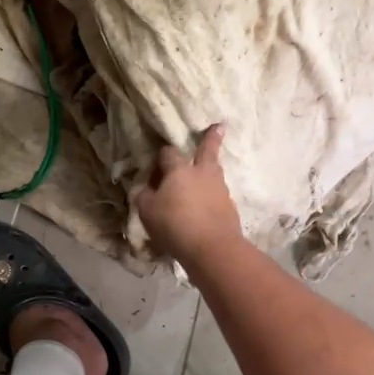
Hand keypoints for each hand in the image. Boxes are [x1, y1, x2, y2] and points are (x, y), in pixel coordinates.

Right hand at [132, 124, 242, 265]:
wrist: (212, 248)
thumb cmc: (174, 225)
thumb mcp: (147, 211)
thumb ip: (143, 196)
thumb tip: (144, 189)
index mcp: (179, 171)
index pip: (169, 154)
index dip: (162, 155)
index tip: (159, 157)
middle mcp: (203, 174)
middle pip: (207, 151)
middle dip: (212, 138)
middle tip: (220, 126)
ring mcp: (220, 190)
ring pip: (215, 173)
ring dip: (210, 170)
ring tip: (206, 173)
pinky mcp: (229, 208)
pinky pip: (218, 196)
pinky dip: (212, 197)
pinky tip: (206, 207)